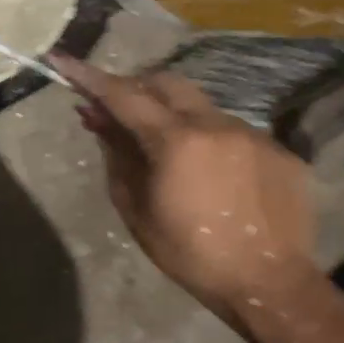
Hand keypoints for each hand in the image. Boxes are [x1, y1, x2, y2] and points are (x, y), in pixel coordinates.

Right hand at [52, 55, 320, 325]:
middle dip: (135, 87)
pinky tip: (206, 171)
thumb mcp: (132, 201)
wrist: (268, 283)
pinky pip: (233, 133)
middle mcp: (219, 127)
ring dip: (173, 116)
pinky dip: (207, 139)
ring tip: (162, 148)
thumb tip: (98, 116)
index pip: (122, 94)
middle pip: (168, 84)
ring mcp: (256, 138)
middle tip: (114, 108)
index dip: (87, 76)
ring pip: (201, 108)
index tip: (60, 59)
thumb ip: (115, 151)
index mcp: (177, 140)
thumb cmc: (185, 247)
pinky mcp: (283, 154)